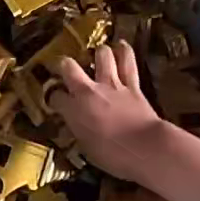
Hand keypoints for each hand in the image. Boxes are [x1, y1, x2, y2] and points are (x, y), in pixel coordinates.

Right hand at [51, 40, 170, 182]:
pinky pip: (128, 63)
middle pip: (69, 67)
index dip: (53, 99)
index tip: (55, 103)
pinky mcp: (132, 85)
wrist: (146, 148)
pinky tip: (122, 45)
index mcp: (73, 110)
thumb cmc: (113, 155)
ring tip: (98, 53)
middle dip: (65, 66)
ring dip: (99, 53)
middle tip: (66, 69)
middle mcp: (88, 91)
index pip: (55, 98)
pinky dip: (124, 52)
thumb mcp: (86, 147)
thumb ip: (79, 130)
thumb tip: (78, 125)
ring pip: (102, 56)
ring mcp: (111, 85)